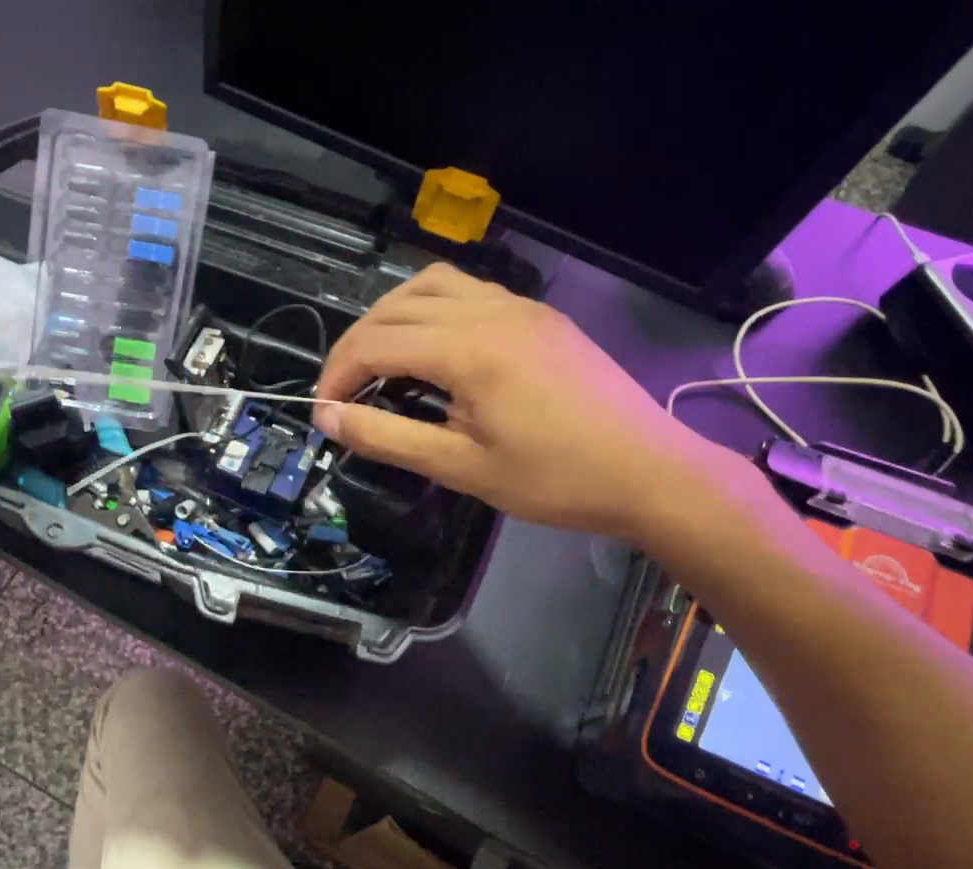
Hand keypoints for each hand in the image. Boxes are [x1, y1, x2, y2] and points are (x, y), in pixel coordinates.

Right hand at [312, 263, 737, 538]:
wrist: (649, 472)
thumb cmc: (554, 480)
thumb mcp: (460, 468)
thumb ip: (387, 438)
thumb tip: (328, 419)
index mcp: (470, 350)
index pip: (376, 342)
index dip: (338, 375)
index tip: (323, 414)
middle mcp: (491, 311)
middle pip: (396, 306)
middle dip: (357, 345)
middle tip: (344, 393)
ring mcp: (520, 307)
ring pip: (432, 285)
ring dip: (392, 317)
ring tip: (379, 362)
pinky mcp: (539, 316)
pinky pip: (469, 291)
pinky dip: (431, 310)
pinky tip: (431, 350)